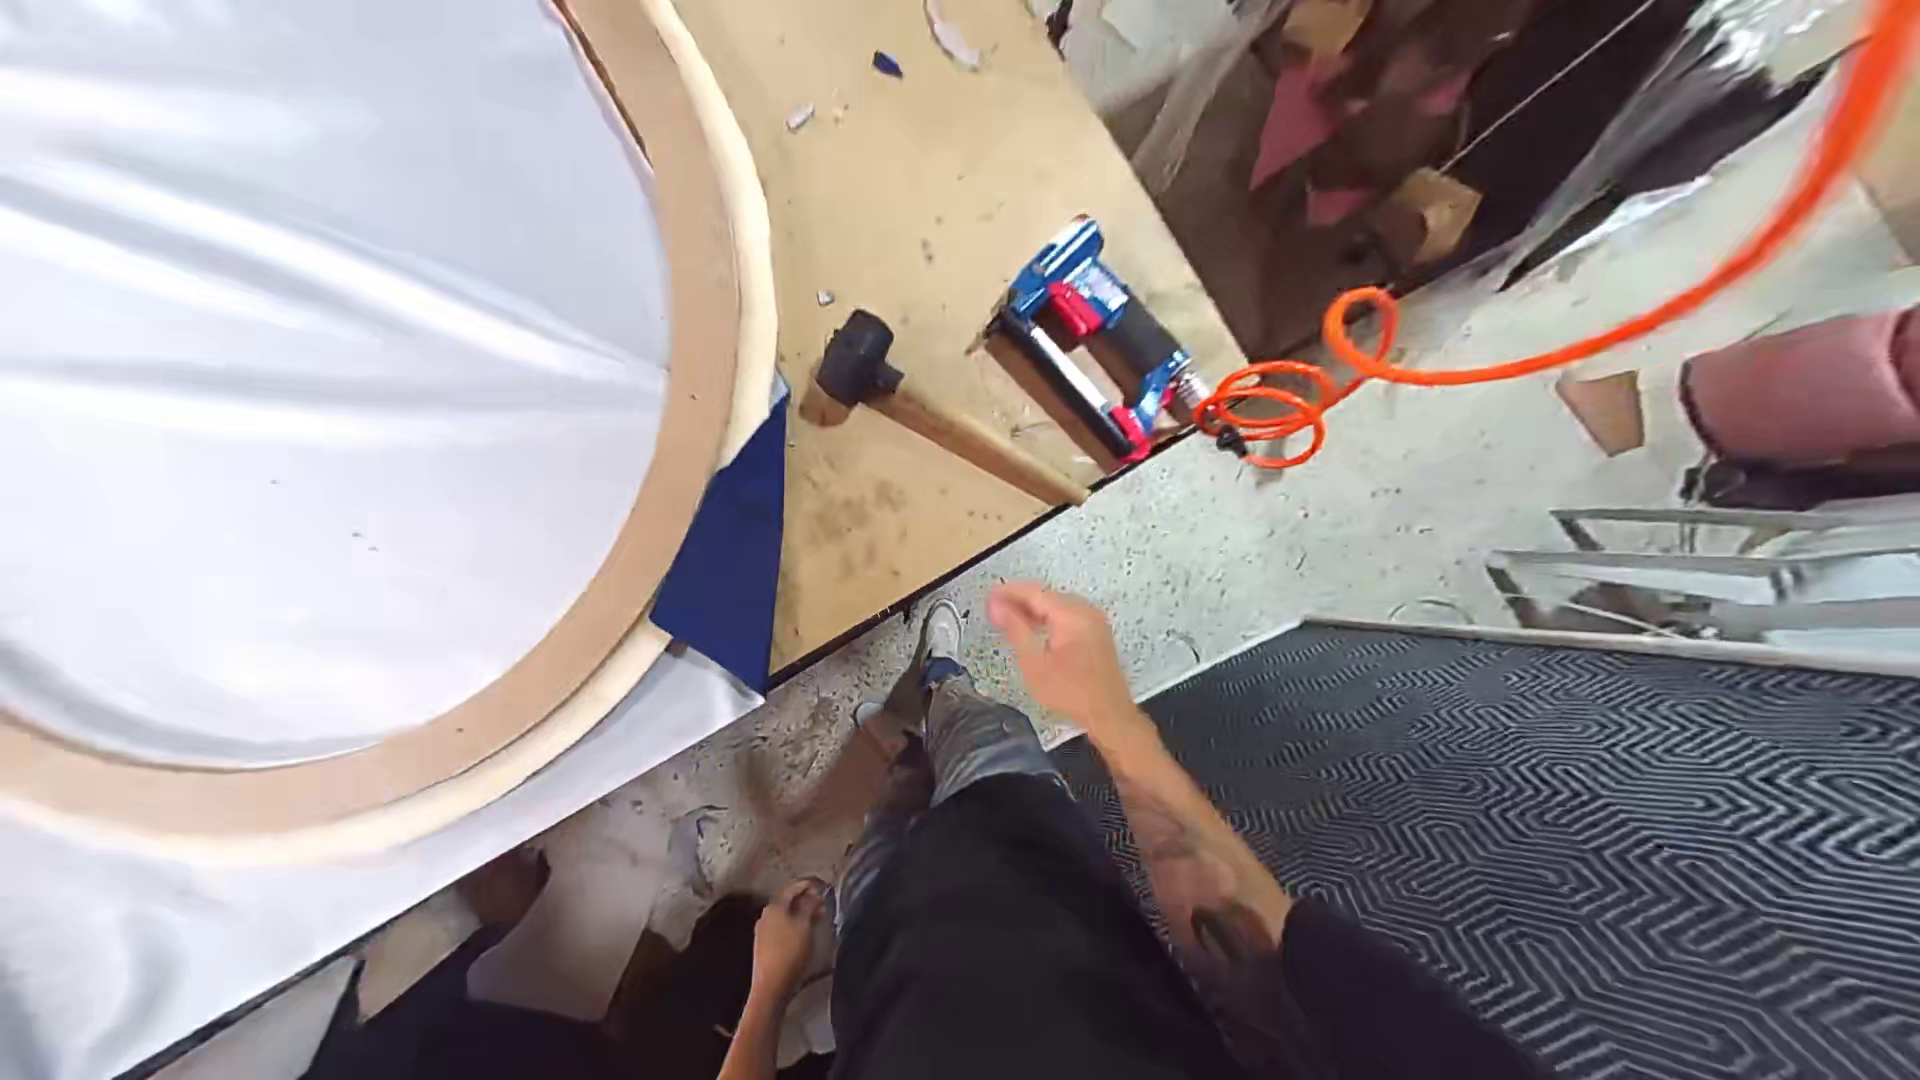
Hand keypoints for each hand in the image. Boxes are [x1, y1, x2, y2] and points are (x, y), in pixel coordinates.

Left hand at [750, 878, 825, 999]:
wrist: (771, 988)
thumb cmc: (790, 951)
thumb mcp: (805, 924)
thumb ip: (810, 904)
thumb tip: (814, 892)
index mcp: (774, 906)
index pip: (794, 887)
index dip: (810, 884)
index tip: (825, 885)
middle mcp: (766, 914)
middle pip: (789, 900)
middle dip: (807, 899)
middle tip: (824, 903)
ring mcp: (764, 931)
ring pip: (787, 914)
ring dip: (802, 912)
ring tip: (819, 916)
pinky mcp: (765, 945)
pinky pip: (783, 926)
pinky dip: (795, 924)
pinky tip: (806, 931)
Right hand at [987, 584, 1152, 748]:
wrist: (1107, 715)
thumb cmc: (1076, 695)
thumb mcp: (1034, 663)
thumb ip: (1014, 629)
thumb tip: (998, 607)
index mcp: (1072, 615)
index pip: (1034, 592)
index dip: (1008, 593)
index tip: (991, 596)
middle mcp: (1086, 613)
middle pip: (1045, 595)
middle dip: (1018, 599)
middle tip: (996, 607)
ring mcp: (1094, 621)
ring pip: (1056, 604)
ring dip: (1032, 608)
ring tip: (1009, 617)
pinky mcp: (1095, 632)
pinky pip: (1067, 614)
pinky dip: (1047, 617)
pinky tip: (1034, 627)